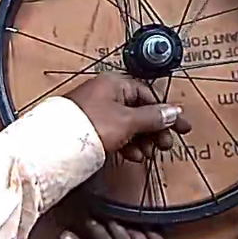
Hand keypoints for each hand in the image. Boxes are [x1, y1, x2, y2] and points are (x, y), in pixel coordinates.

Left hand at [66, 74, 188, 161]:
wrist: (56, 144)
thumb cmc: (90, 125)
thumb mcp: (128, 120)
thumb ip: (152, 117)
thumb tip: (173, 112)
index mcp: (115, 84)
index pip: (147, 94)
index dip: (165, 112)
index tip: (180, 127)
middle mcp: (106, 94)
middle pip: (139, 110)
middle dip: (154, 129)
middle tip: (166, 145)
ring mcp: (97, 110)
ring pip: (128, 124)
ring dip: (142, 139)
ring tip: (148, 153)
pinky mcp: (90, 127)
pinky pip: (115, 133)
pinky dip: (127, 143)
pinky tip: (133, 155)